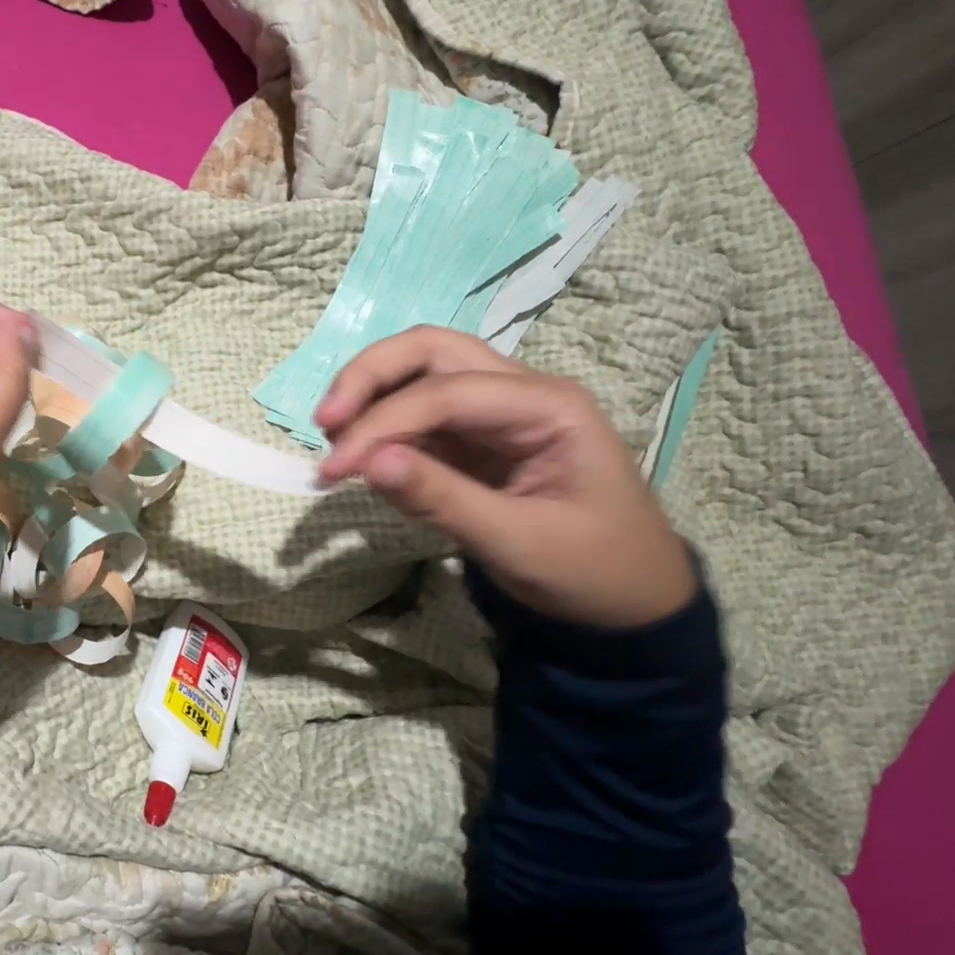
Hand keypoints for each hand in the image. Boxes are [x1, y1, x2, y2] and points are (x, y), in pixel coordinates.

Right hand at [314, 326, 695, 628]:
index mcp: (548, 407)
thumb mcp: (517, 543)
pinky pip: (419, 412)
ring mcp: (495, 411)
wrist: (630, 603)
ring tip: (334, 438)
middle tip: (325, 421)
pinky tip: (360, 455)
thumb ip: (441, 498)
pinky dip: (381, 425)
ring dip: (370, 394)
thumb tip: (366, 463)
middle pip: (430, 351)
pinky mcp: (474, 437)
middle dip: (369, 377)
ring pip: (420, 371)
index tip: (335, 468)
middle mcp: (520, 392)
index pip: (446, 392)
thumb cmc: (590, 570)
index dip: (382, 423)